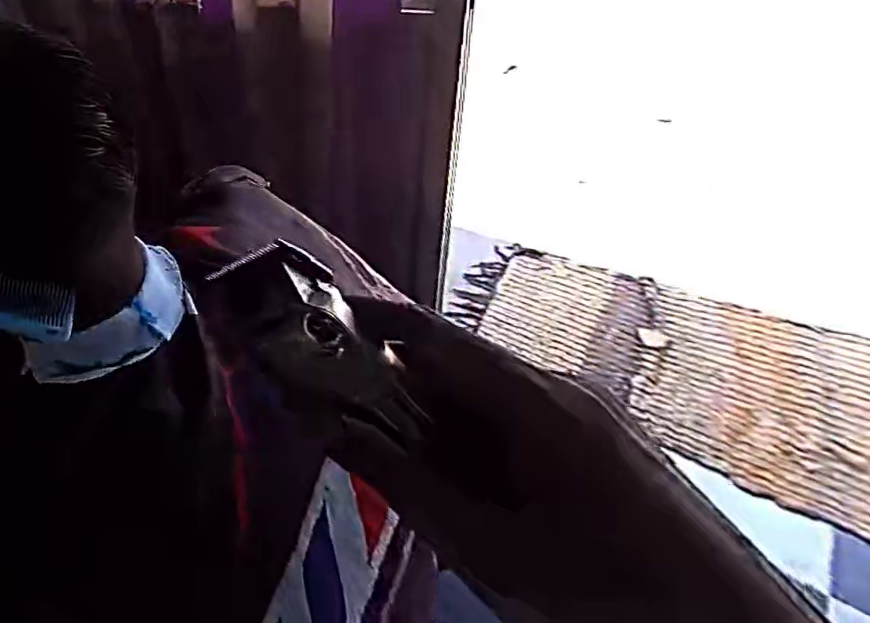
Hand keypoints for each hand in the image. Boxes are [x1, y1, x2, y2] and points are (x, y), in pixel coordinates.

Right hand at [329, 299, 815, 621]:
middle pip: (444, 361)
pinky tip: (462, 479)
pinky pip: (512, 418)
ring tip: (397, 455)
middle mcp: (559, 390)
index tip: (302, 324)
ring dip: (426, 414)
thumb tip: (310, 418)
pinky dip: (468, 435)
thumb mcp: (484, 547)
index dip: (356, 318)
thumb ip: (391, 474)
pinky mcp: (606, 446)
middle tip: (337, 409)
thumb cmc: (611, 602)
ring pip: (476, 392)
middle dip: (383, 380)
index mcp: (532, 398)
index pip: (422, 329)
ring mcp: (589, 416)